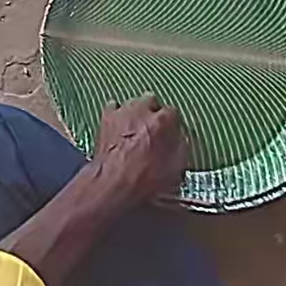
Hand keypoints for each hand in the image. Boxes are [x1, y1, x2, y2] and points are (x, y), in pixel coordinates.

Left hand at [85, 95, 188, 210]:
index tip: (170, 134)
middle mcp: (143, 109)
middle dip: (153, 114)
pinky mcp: (106, 117)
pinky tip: (118, 128)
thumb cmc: (145, 179)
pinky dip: (117, 116)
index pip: (173, 113)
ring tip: (134, 132)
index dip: (172, 125)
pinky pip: (114, 108)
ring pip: (133, 103)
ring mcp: (123, 111)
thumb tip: (178, 141)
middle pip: (152, 102)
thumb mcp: (175, 168)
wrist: (114, 183)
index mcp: (164, 120)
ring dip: (135, 114)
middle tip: (153, 132)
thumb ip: (180, 146)